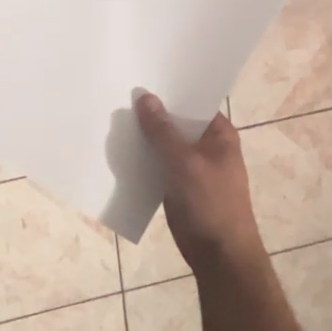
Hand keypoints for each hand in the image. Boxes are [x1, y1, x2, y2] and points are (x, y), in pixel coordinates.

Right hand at [134, 92, 263, 272]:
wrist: (219, 254)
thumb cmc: (211, 203)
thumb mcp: (185, 161)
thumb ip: (162, 130)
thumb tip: (144, 96)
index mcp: (219, 134)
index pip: (192, 102)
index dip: (169, 90)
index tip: (140, 76)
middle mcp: (205, 145)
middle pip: (174, 120)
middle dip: (150, 111)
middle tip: (118, 91)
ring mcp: (190, 164)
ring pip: (162, 141)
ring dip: (143, 134)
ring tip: (112, 114)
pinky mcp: (176, 182)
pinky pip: (155, 161)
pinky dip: (141, 155)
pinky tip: (117, 145)